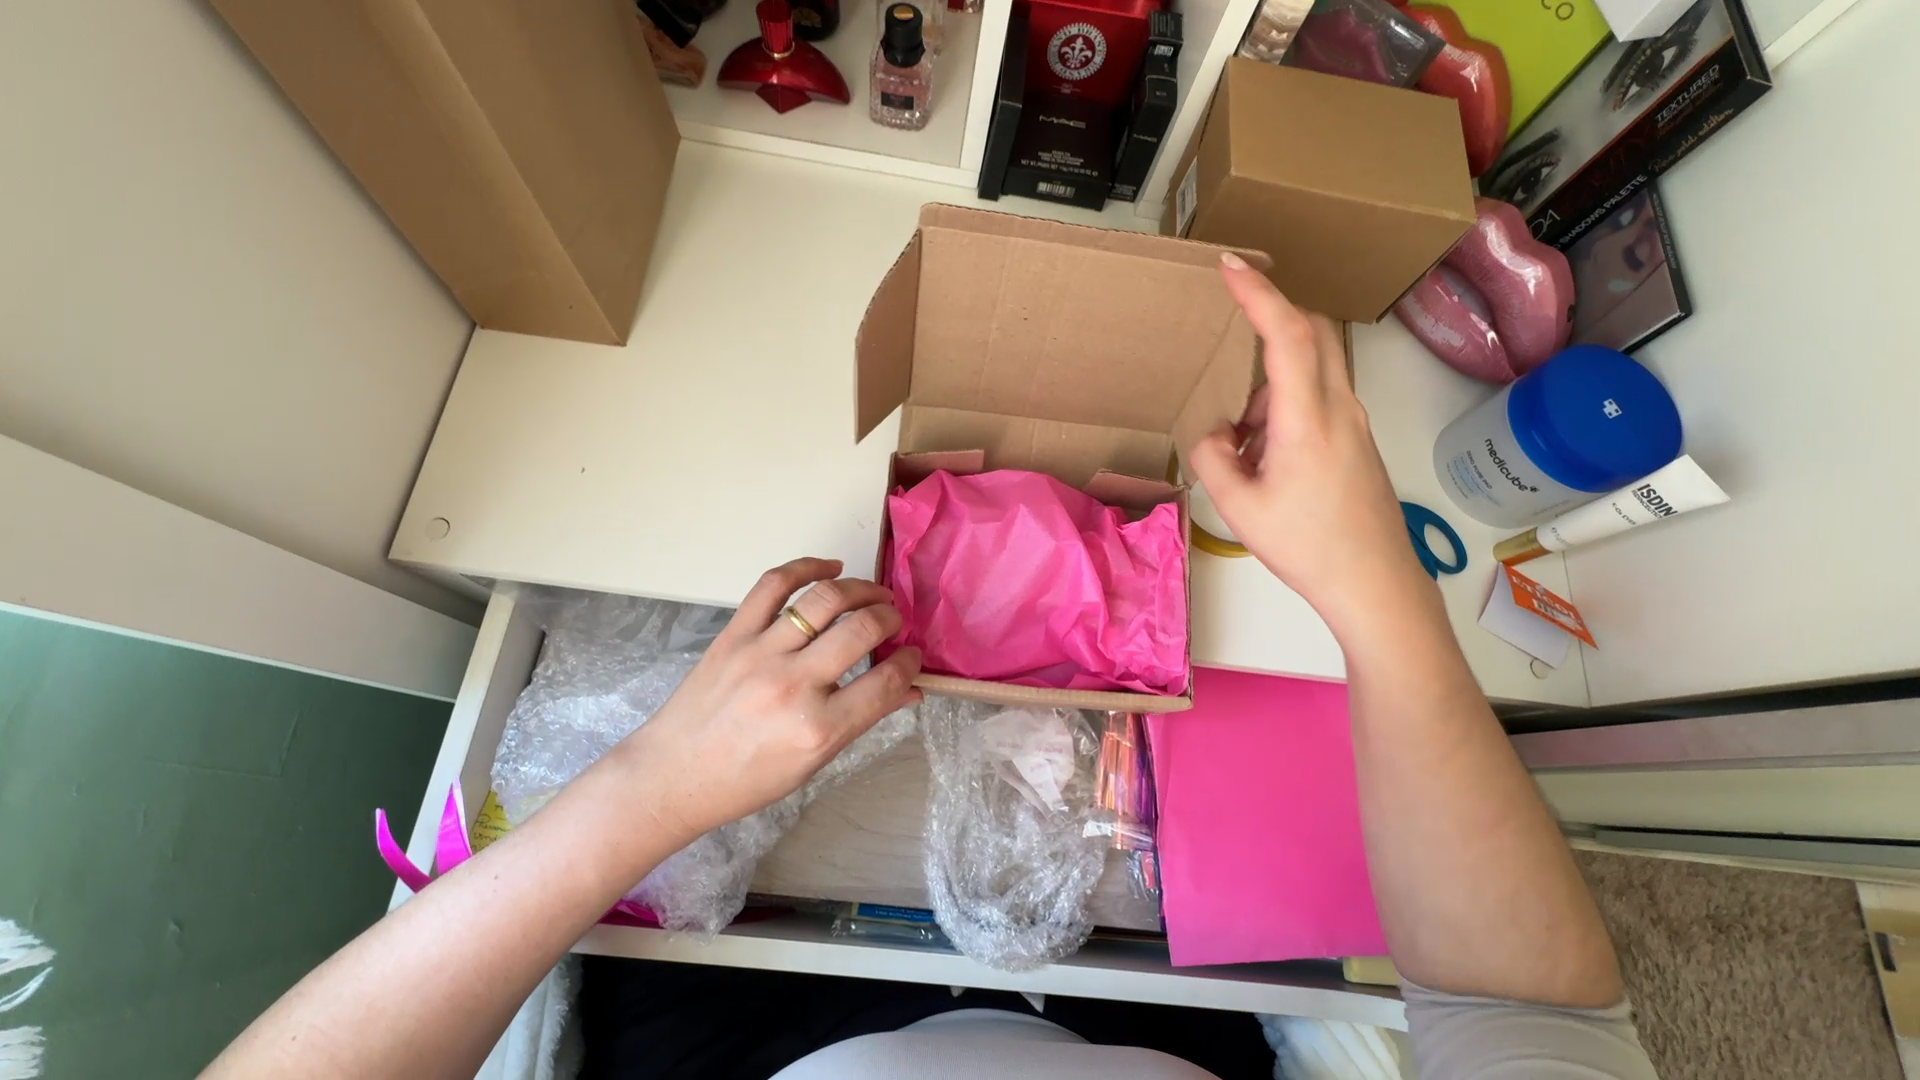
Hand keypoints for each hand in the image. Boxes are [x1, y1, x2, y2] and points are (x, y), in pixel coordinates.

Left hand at [608, 558, 923, 841]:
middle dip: (890, 619)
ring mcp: (761, 653)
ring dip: (861, 589)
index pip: (886, 682)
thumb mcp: (814, 762)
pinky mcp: (734, 634)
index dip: (910, 663)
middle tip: (895, 621)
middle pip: (862, 631)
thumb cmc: (747, 780)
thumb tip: (910, 691)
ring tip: (875, 594)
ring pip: (825, 600)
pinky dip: (806, 567)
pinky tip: (830, 567)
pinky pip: (774, 585)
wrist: (673, 775)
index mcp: (819, 729)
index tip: (912, 656)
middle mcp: (794, 685)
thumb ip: (863, 719)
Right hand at [1190, 254, 1430, 633]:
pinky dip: (1285, 408)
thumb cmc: (1305, 545)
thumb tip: (1217, 433)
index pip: (1286, 334)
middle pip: (1311, 334)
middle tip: (1231, 335)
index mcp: (1307, 418)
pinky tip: (1266, 458)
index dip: (1257, 293)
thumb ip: (1213, 457)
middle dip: (1270, 322)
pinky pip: (1319, 399)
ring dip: (1270, 385)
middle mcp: (1339, 407)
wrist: (1373, 582)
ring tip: (1242, 443)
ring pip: (1312, 370)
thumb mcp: (1237, 506)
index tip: (1230, 264)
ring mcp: (1355, 422)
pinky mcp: (1358, 440)